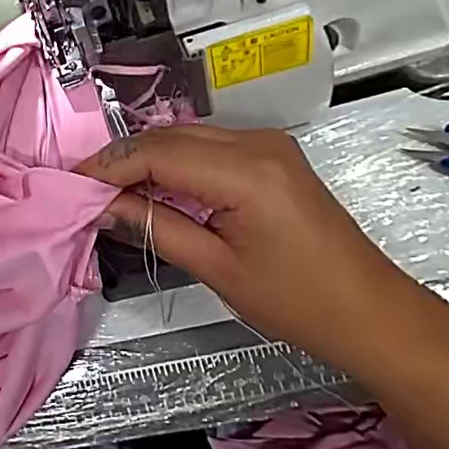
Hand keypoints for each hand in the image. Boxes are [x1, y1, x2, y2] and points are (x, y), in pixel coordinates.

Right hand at [75, 127, 422, 365]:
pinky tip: (154, 182)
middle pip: (170, 137)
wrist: (372, 312)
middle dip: (124, 159)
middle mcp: (257, 144)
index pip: (159, 154)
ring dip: (147, 157)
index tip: (75, 184)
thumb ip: (157, 227)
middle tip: (86, 187)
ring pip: (186, 137)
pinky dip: (175, 160)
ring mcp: (268, 143)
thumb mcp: (218, 269)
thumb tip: (106, 207)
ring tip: (112, 187)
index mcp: (247, 173)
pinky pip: (209, 145)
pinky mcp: (272, 153)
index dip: (111, 167)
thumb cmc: (300, 302)